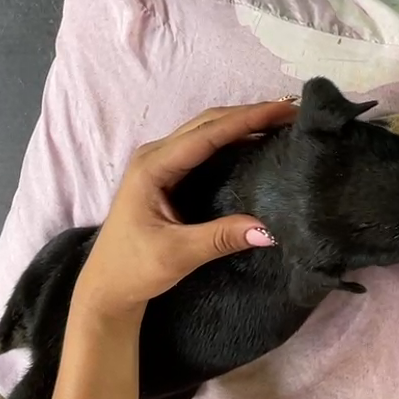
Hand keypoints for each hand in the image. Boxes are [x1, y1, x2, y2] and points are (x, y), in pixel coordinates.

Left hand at [72, 100, 296, 320]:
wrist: (106, 288)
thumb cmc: (133, 269)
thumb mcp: (177, 255)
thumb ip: (220, 238)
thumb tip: (269, 230)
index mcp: (153, 167)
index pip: (207, 134)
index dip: (247, 119)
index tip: (283, 110)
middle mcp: (156, 156)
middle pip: (209, 123)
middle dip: (250, 114)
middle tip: (292, 113)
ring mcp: (162, 163)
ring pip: (208, 131)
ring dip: (243, 123)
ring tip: (280, 122)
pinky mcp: (170, 175)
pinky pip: (206, 147)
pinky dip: (234, 140)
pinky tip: (257, 143)